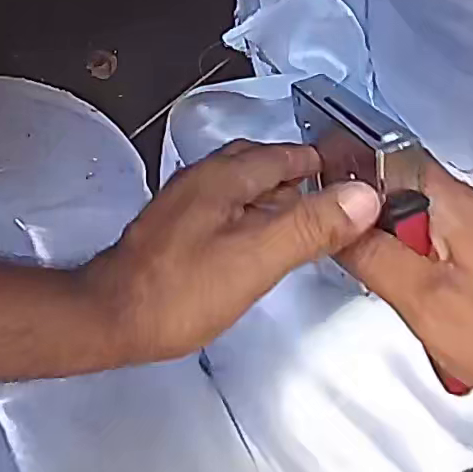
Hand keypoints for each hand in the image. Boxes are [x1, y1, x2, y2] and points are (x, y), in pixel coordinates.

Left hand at [80, 140, 381, 362]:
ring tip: (303, 221)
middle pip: (261, 164)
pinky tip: (258, 240)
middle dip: (299, 176)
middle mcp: (200, 179)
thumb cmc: (178, 291)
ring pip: (240, 185)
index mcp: (222, 177)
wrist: (112, 317)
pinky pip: (223, 206)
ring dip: (274, 195)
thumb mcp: (256, 259)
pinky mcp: (174, 227)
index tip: (356, 178)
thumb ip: (310, 226)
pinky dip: (250, 213)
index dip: (324, 164)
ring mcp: (184, 202)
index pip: (286, 154)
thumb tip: (360, 197)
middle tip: (333, 201)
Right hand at [336, 158, 472, 431]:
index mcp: (458, 206)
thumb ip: (374, 257)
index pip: (389, 157)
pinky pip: (438, 237)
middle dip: (365, 211)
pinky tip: (409, 286)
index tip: (318, 197)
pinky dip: (414, 254)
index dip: (348, 169)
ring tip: (374, 273)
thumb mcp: (425, 302)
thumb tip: (335, 226)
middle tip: (344, 249)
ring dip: (388, 237)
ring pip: (417, 214)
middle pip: (400, 186)